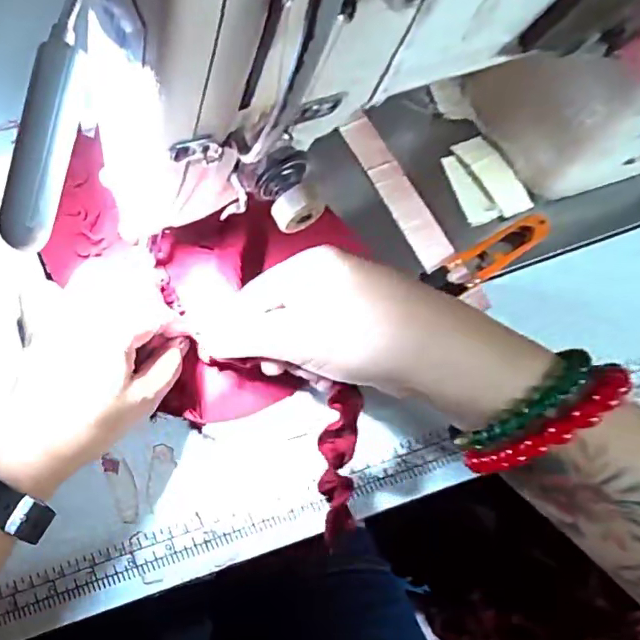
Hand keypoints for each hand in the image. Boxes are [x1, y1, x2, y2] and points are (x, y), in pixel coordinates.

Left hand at [0, 254, 187, 497]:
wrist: (33, 440)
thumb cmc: (90, 426)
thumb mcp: (141, 401)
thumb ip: (167, 366)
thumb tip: (178, 344)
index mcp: (116, 329)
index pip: (158, 311)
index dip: (176, 325)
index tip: (183, 342)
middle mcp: (89, 309)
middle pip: (133, 286)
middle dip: (154, 305)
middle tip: (162, 335)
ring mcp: (64, 310)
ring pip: (103, 278)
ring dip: (127, 291)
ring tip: (135, 322)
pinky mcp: (47, 318)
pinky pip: (75, 287)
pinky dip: (94, 287)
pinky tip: (103, 311)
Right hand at [181, 246, 555, 426]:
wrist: (436, 353)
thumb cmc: (358, 337)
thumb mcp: (294, 338)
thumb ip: (246, 337)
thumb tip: (204, 338)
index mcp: (305, 265)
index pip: (250, 295)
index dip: (233, 330)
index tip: (226, 361)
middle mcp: (326, 273)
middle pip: (274, 313)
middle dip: (269, 347)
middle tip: (276, 370)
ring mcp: (349, 296)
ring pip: (299, 330)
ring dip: (295, 357)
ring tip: (310, 374)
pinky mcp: (366, 320)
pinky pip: (325, 338)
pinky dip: (320, 359)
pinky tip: (331, 374)